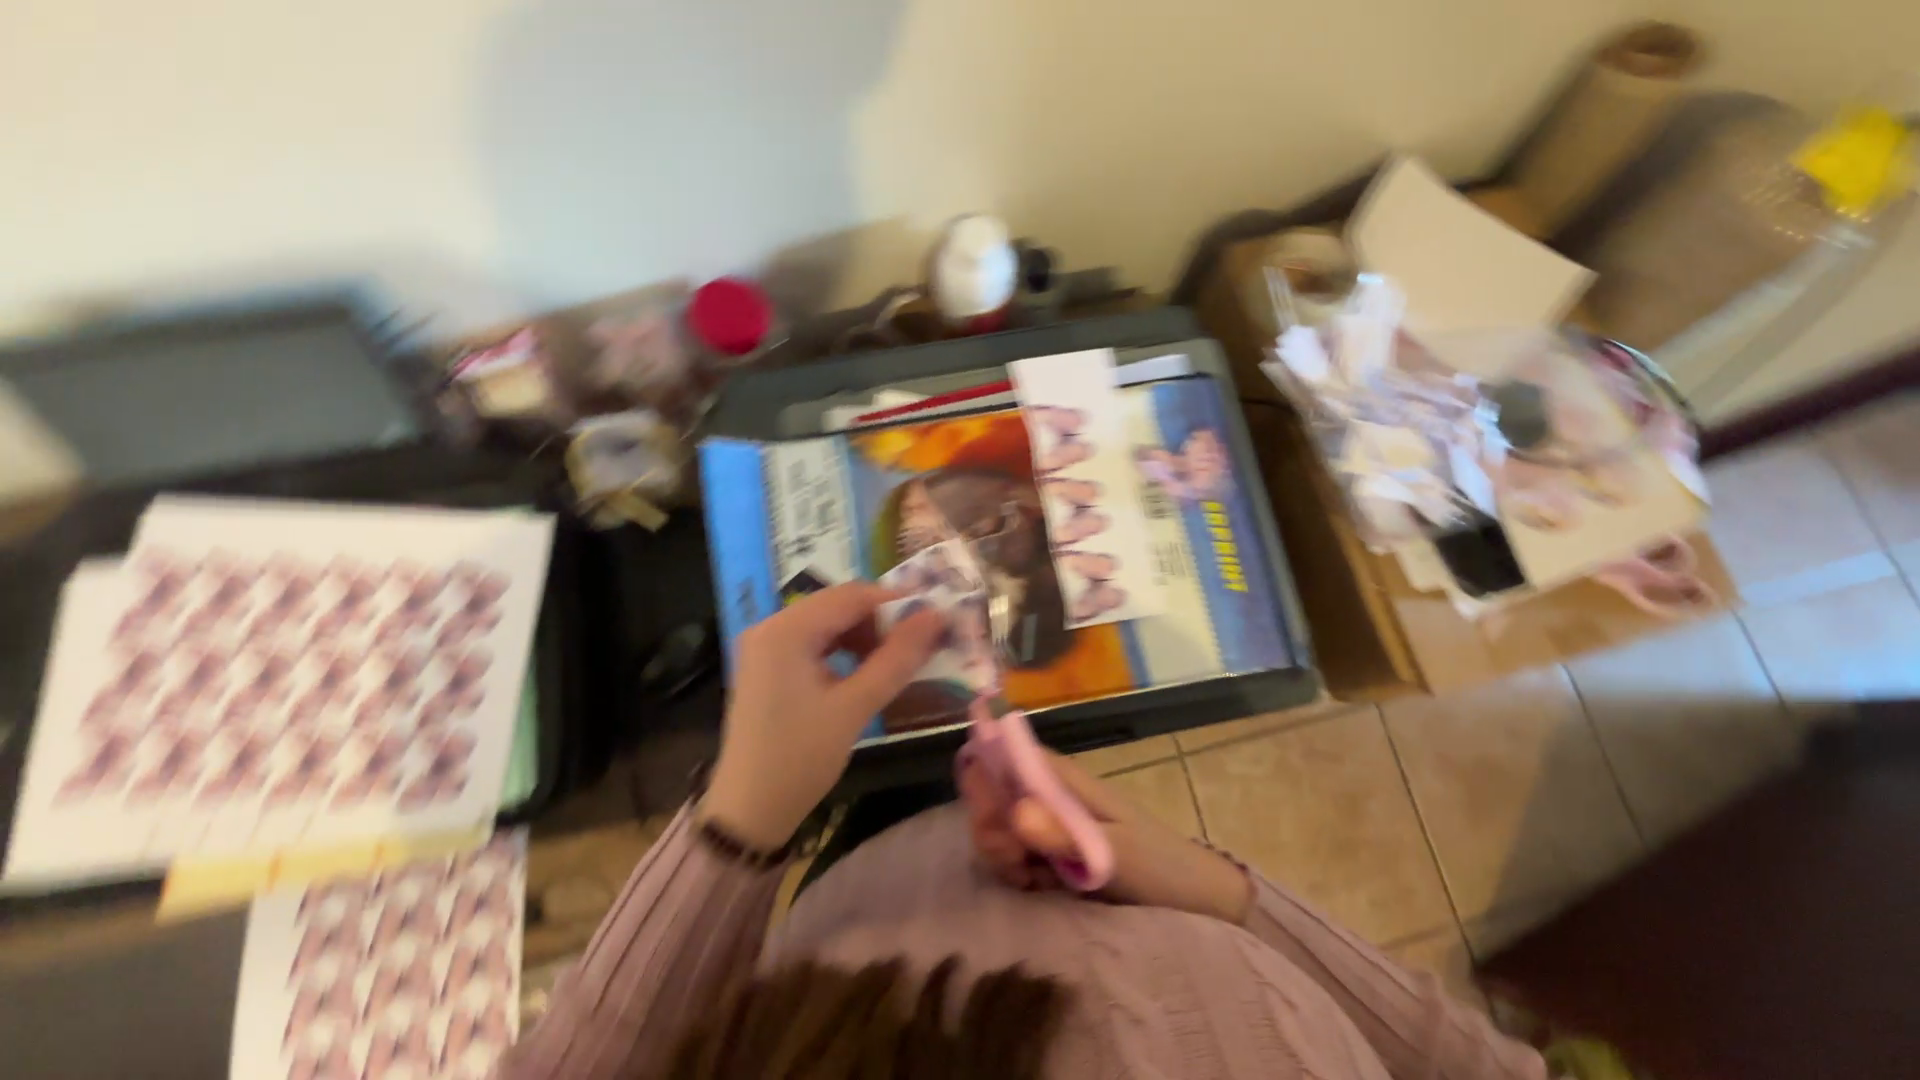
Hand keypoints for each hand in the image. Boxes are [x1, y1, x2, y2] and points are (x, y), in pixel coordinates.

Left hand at [700, 584, 943, 850]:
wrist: (749, 811)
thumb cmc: (801, 757)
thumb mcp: (855, 707)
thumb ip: (897, 658)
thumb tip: (936, 617)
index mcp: (786, 630)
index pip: (851, 595)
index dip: (896, 603)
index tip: (935, 621)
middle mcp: (770, 627)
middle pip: (837, 605)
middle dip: (880, 622)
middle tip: (916, 649)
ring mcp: (765, 647)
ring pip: (827, 623)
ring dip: (862, 637)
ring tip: (890, 667)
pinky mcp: (767, 667)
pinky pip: (812, 643)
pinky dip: (841, 651)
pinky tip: (861, 676)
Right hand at [959, 750, 1251, 922]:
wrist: (1191, 900)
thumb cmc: (1158, 864)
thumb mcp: (1116, 851)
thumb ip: (1065, 834)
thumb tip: (1014, 812)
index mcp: (1061, 778)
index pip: (1002, 756)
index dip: (982, 782)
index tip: (992, 820)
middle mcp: (1046, 794)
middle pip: (990, 796)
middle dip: (991, 829)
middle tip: (1018, 861)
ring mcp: (1045, 826)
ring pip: (995, 829)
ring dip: (1001, 856)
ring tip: (1032, 879)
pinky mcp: (1047, 858)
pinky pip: (1009, 859)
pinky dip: (1013, 875)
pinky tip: (1035, 889)